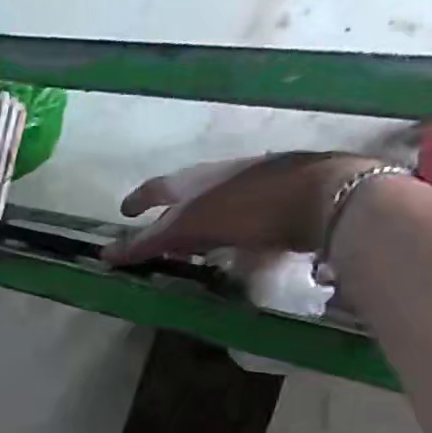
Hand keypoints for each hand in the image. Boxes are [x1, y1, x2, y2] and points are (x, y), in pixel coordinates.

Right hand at [103, 152, 378, 265]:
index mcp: (194, 178)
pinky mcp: (278, 202)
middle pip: (185, 196)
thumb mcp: (191, 225)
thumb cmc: (248, 208)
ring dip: (199, 225)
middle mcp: (219, 176)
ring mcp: (252, 186)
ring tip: (193, 247)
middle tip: (158, 237)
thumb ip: (152, 241)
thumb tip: (107, 255)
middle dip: (168, 215)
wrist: (324, 195)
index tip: (124, 212)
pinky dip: (228, 232)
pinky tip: (236, 250)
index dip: (138, 201)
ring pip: (214, 206)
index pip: (156, 188)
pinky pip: (241, 218)